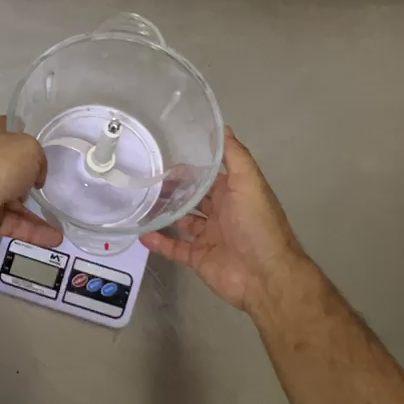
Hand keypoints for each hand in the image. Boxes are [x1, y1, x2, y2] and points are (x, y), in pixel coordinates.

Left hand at [0, 117, 63, 246]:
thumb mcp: (30, 148)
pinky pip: (15, 224)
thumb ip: (38, 160)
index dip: (22, 133)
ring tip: (62, 225)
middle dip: (31, 180)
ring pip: (17, 203)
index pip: (7, 129)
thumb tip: (34, 179)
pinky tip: (55, 239)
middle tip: (54, 188)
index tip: (39, 144)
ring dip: (38, 215)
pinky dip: (33, 231)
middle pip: (14, 169)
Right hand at [142, 130, 310, 313]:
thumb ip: (235, 156)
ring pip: (182, 222)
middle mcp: (222, 213)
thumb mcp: (249, 183)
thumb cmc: (257, 224)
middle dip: (172, 189)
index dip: (189, 168)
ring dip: (164, 213)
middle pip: (193, 198)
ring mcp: (209, 237)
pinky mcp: (198, 258)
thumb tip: (223, 128)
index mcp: (234, 194)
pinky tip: (142, 233)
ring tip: (139, 202)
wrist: (264, 274)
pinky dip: (159, 241)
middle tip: (145, 179)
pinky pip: (175, 248)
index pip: (208, 176)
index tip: (163, 157)